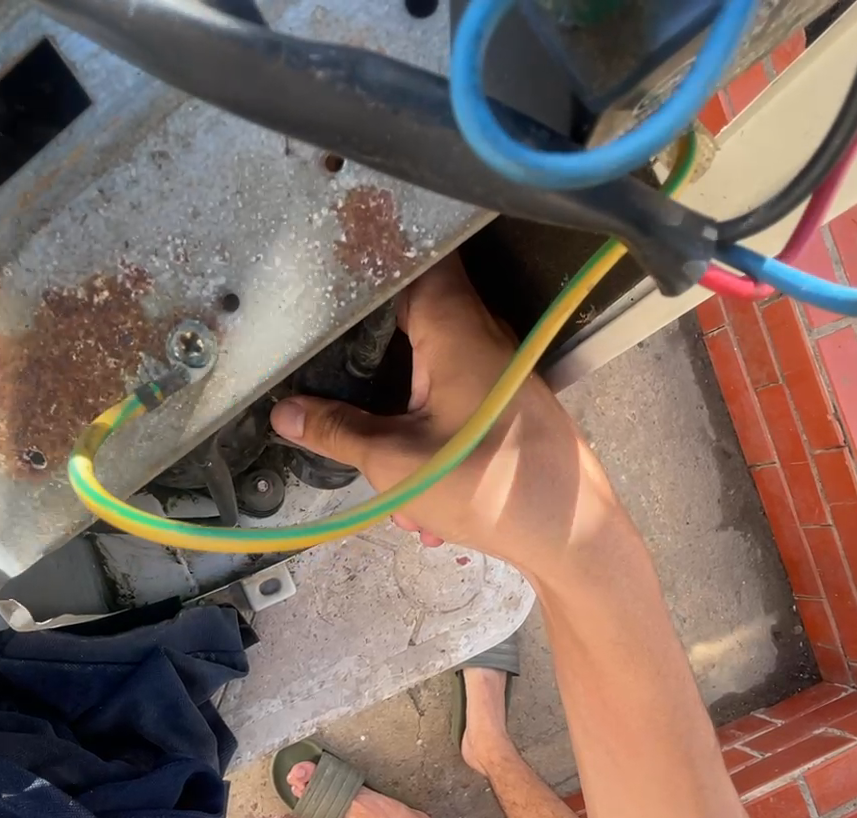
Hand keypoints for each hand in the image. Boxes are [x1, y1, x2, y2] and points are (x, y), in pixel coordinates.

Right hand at [269, 256, 635, 584]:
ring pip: (427, 376)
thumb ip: (337, 432)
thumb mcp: (394, 462)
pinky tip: (421, 501)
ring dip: (399, 421)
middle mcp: (480, 336)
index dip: (371, 246)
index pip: (413, 255)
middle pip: (410, 319)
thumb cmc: (486, 485)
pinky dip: (428, 443)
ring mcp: (496, 371)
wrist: (569, 533)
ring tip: (387, 476)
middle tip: (332, 386)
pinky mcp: (504, 405)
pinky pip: (452, 408)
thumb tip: (286, 414)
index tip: (327, 259)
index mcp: (453, 328)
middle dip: (369, 362)